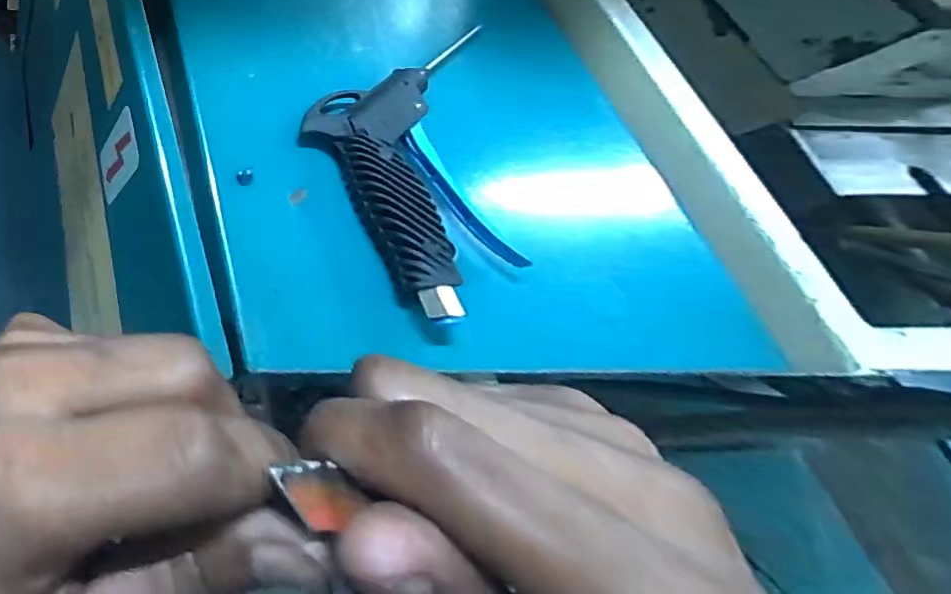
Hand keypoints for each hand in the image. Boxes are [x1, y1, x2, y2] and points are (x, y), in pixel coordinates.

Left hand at [0, 314, 323, 593]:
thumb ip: (190, 580)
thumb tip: (302, 539)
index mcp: (24, 477)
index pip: (194, 448)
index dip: (263, 483)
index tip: (295, 523)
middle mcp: (21, 380)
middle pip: (187, 371)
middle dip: (233, 436)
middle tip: (232, 506)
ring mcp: (18, 342)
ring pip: (163, 351)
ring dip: (194, 413)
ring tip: (169, 482)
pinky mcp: (22, 330)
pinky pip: (125, 348)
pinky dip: (148, 395)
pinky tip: (117, 444)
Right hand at [302, 356, 761, 593]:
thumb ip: (441, 593)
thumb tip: (350, 537)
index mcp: (637, 579)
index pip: (438, 445)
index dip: (347, 446)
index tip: (313, 491)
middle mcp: (635, 480)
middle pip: (420, 388)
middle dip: (364, 435)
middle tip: (376, 513)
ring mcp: (624, 439)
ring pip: (439, 379)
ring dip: (406, 435)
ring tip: (441, 514)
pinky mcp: (607, 420)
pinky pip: (479, 390)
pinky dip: (451, 432)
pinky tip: (487, 495)